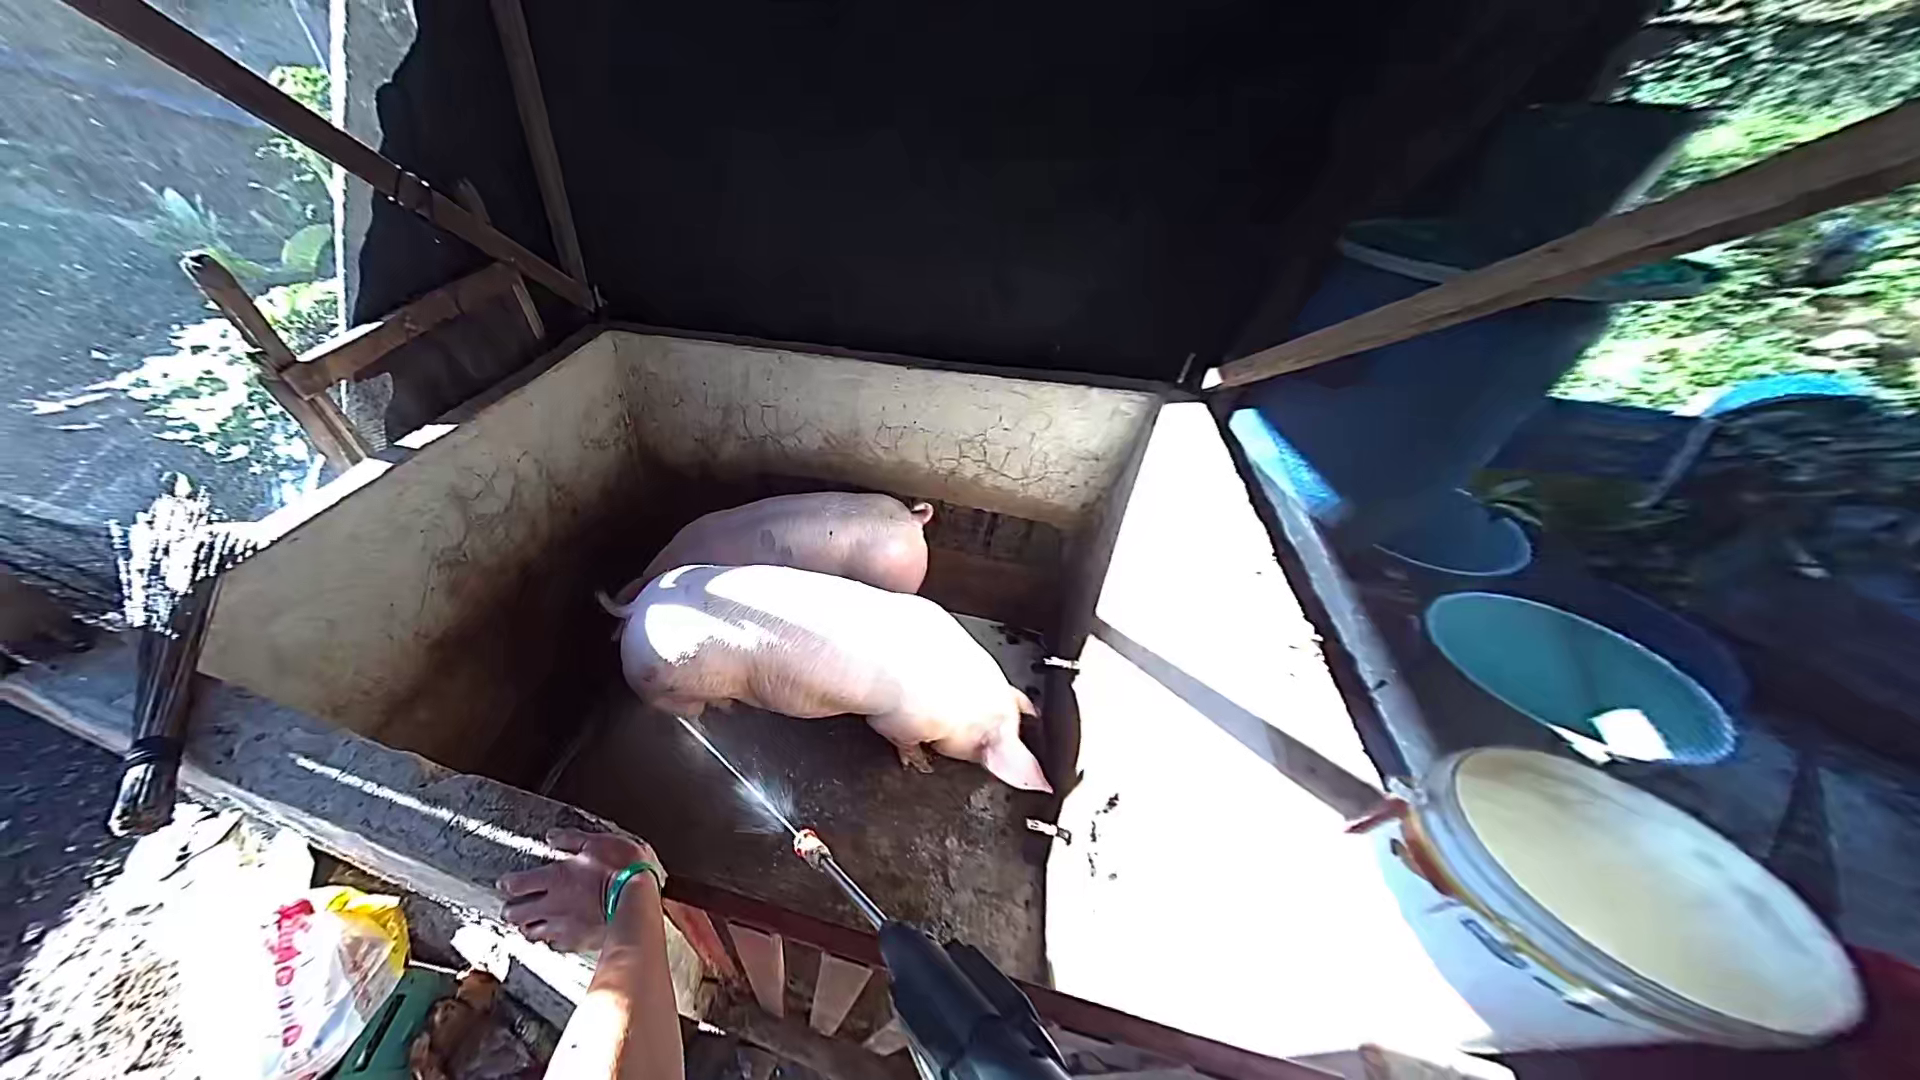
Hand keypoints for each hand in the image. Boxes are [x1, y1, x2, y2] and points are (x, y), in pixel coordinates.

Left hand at [498, 828, 662, 951]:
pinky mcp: (574, 942)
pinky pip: (554, 944)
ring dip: (528, 926)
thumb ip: (573, 839)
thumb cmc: (623, 869)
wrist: (637, 901)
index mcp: (556, 877)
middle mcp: (551, 905)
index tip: (506, 882)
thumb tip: (553, 836)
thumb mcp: (600, 843)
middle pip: (515, 913)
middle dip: (512, 909)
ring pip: (530, 932)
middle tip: (514, 905)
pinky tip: (558, 934)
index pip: (517, 884)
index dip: (508, 883)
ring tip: (531, 922)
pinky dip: (552, 939)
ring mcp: (561, 926)